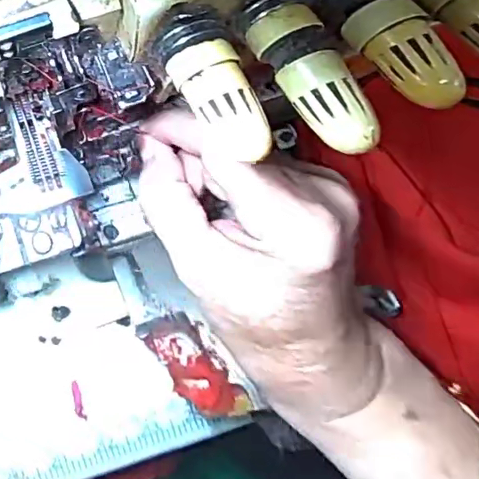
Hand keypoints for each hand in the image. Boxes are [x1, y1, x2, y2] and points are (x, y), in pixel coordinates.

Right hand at [137, 108, 381, 423]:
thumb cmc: (263, 324)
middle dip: (193, 156)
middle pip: (231, 139)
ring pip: (240, 141)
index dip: (180, 129)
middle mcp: (322, 193)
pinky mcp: (324, 179)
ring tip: (214, 210)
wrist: (316, 349)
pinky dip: (234, 170)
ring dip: (213, 164)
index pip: (225, 143)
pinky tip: (235, 206)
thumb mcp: (194, 267)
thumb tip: (153, 146)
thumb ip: (165, 199)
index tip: (150, 133)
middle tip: (184, 195)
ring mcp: (328, 184)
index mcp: (296, 222)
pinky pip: (256, 152)